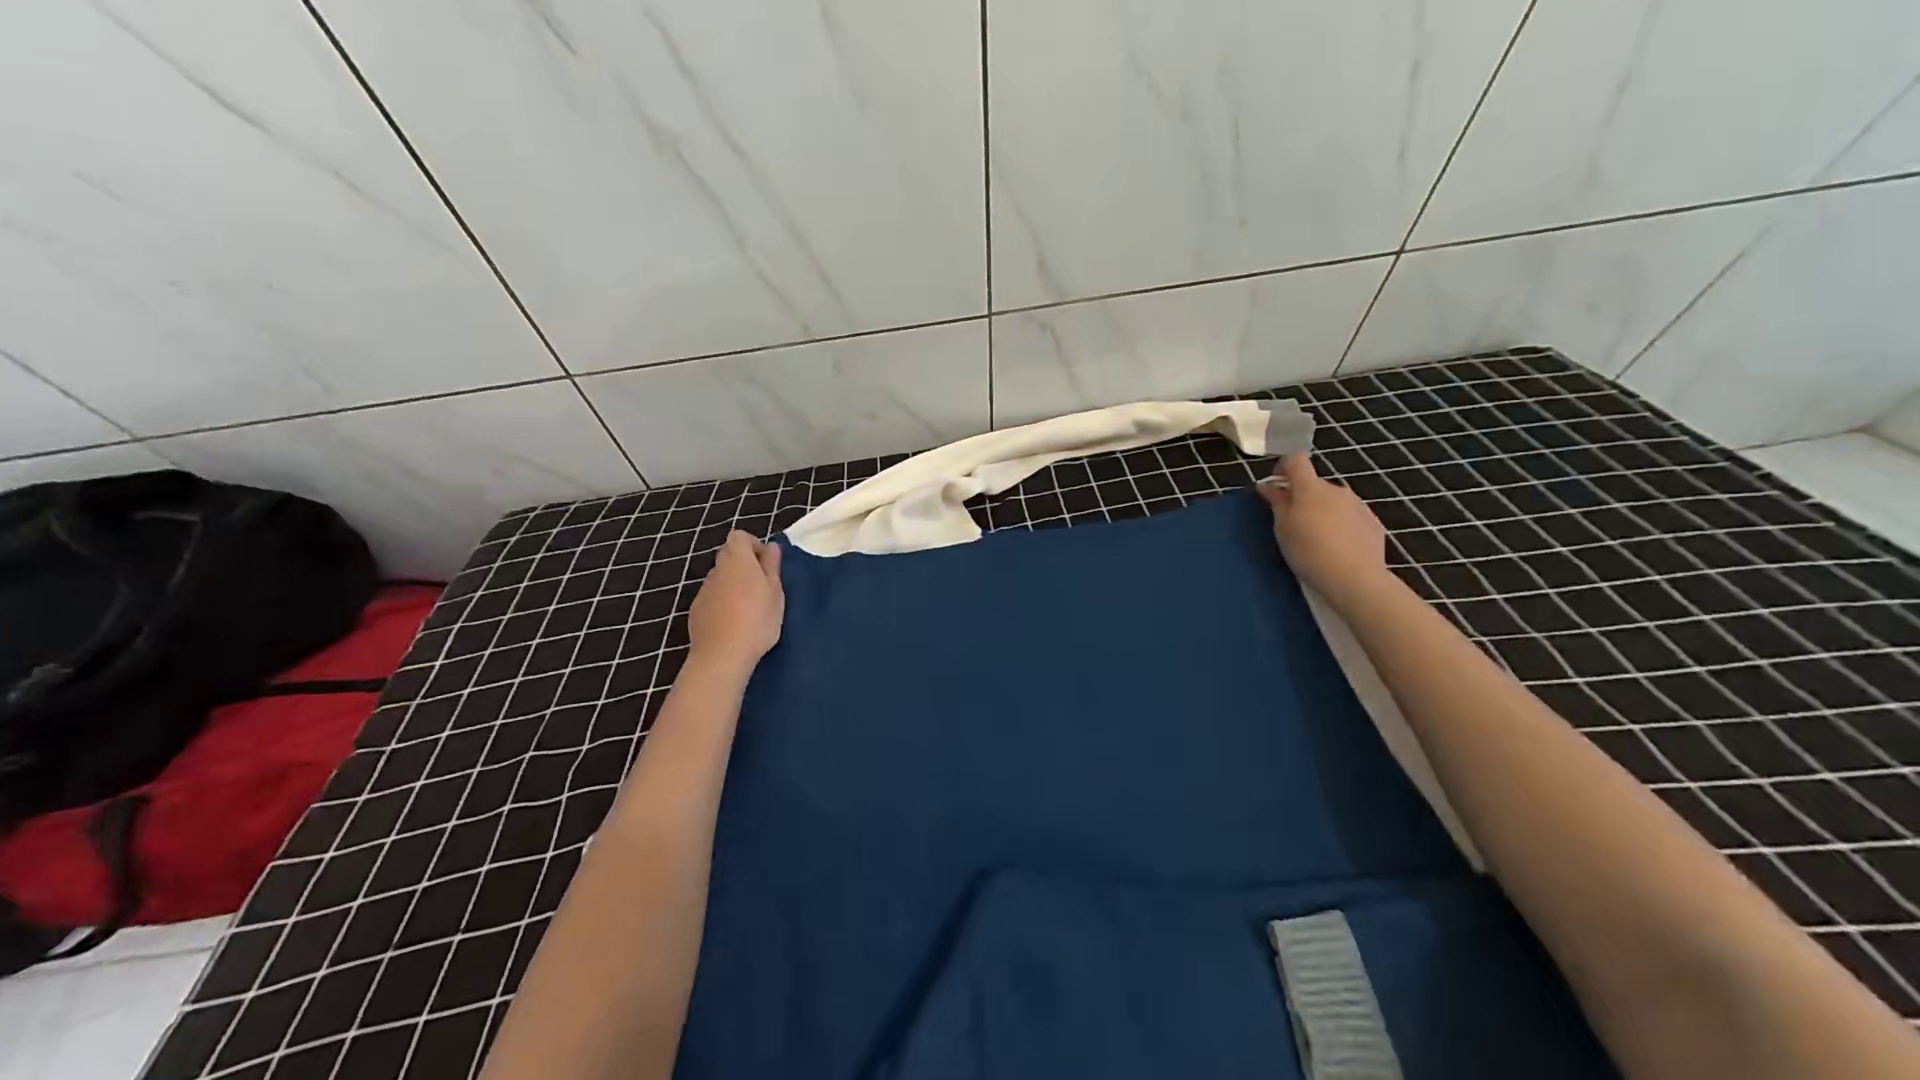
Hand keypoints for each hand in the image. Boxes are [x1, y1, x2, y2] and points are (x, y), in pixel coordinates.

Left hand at [687, 531, 784, 674]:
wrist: (723, 655)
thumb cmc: (757, 619)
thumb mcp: (775, 592)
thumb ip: (772, 566)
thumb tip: (771, 547)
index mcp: (737, 560)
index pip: (739, 536)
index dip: (754, 545)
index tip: (767, 564)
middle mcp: (716, 570)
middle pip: (729, 556)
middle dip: (745, 566)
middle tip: (763, 587)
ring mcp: (703, 591)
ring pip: (721, 579)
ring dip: (734, 585)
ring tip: (750, 609)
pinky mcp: (696, 611)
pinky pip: (713, 598)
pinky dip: (723, 603)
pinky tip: (734, 623)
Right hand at [1256, 454, 1391, 602]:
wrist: (1355, 578)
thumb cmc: (1309, 552)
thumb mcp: (1283, 529)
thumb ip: (1277, 503)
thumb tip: (1268, 486)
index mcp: (1311, 488)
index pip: (1296, 460)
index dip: (1284, 467)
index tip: (1277, 486)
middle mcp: (1336, 489)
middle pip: (1314, 484)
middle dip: (1302, 497)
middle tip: (1293, 523)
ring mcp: (1357, 504)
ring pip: (1333, 500)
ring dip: (1322, 511)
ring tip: (1317, 539)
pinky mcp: (1372, 521)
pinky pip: (1349, 515)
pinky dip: (1339, 524)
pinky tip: (1337, 546)